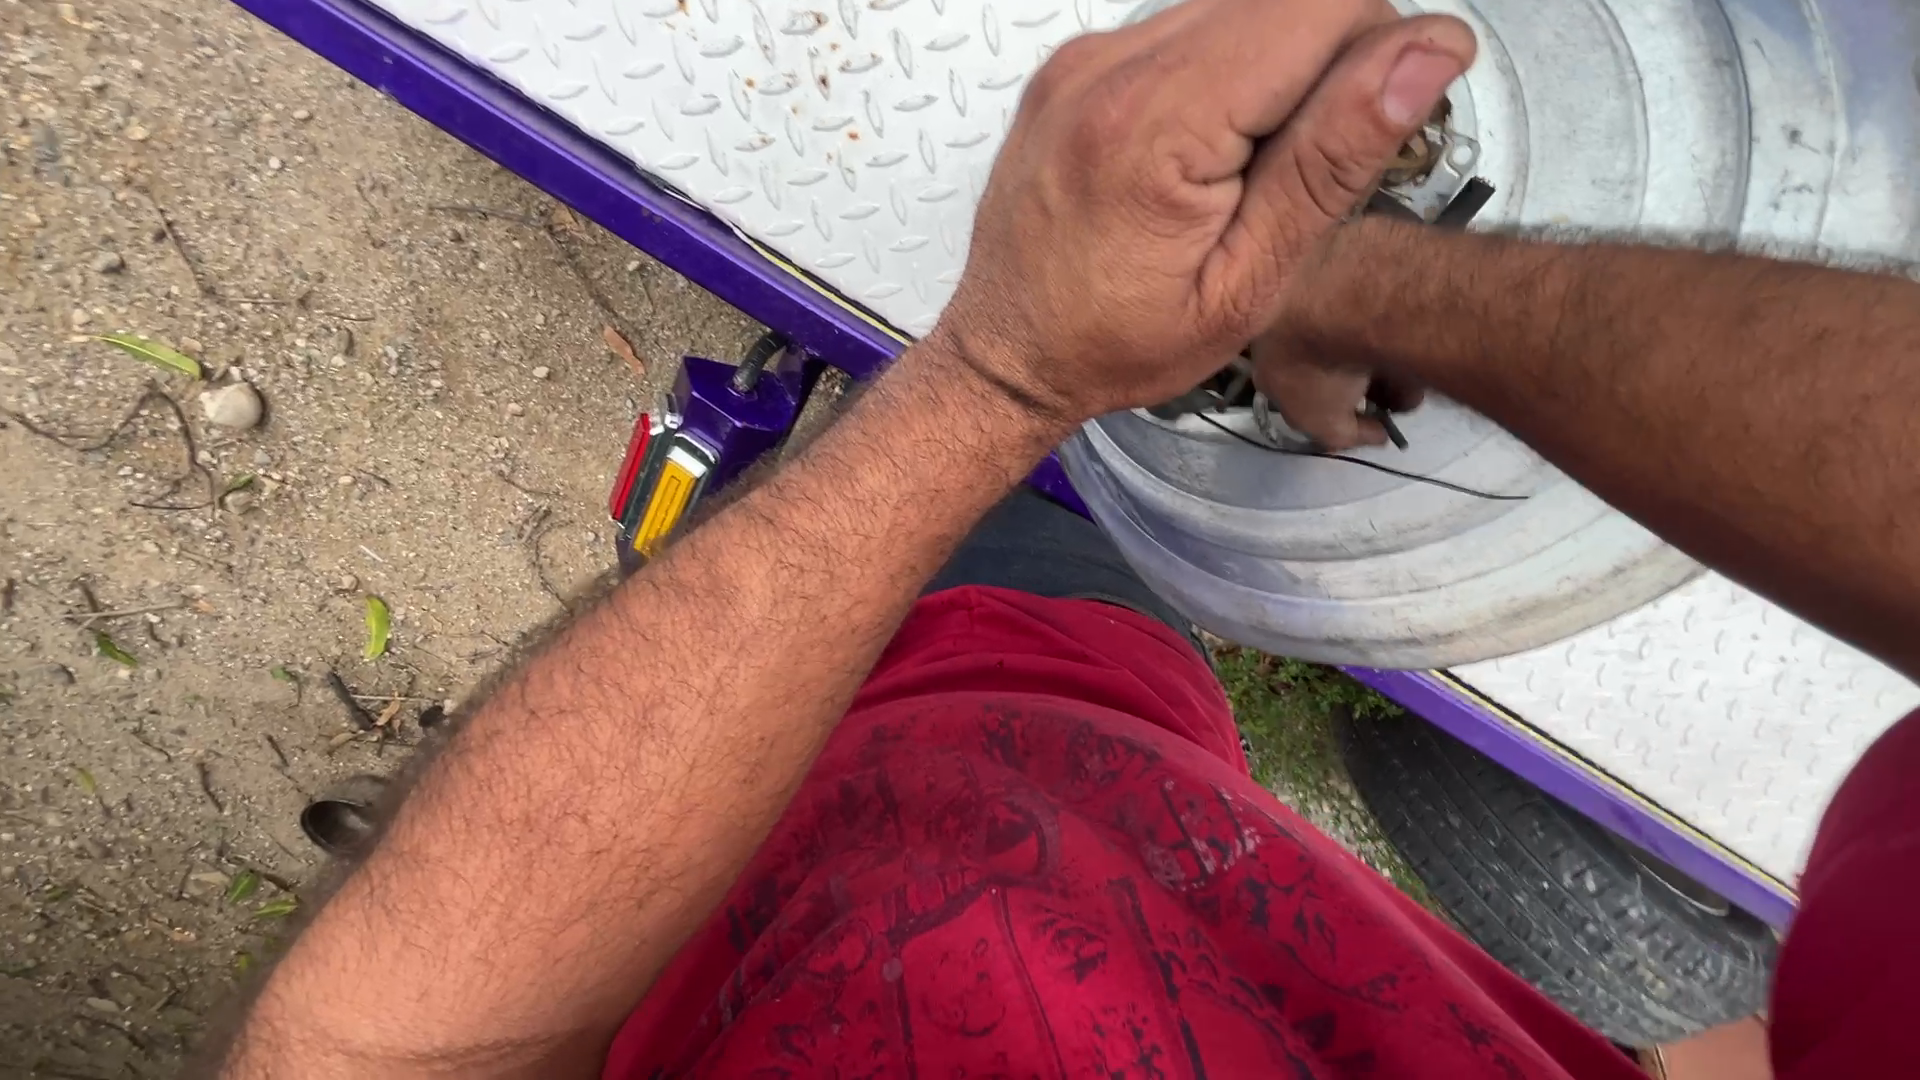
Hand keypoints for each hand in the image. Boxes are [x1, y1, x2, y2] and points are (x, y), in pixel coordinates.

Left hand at [923, 0, 1476, 428]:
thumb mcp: (1242, 287)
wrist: (1010, 357)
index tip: (1373, 124)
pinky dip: (1210, 82)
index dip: (1377, 51)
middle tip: (1292, 172)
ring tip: (1233, 177)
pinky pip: (1175, 36)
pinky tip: (1192, 159)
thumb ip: (1328, 165)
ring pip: (1229, 10)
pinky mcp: (1068, 72)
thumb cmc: (1108, 347)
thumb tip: (1422, 55)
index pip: (1320, 4)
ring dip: (1263, 76)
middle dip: (1321, 66)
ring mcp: (1079, 65)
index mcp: (1153, 126)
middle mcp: (1105, 71)